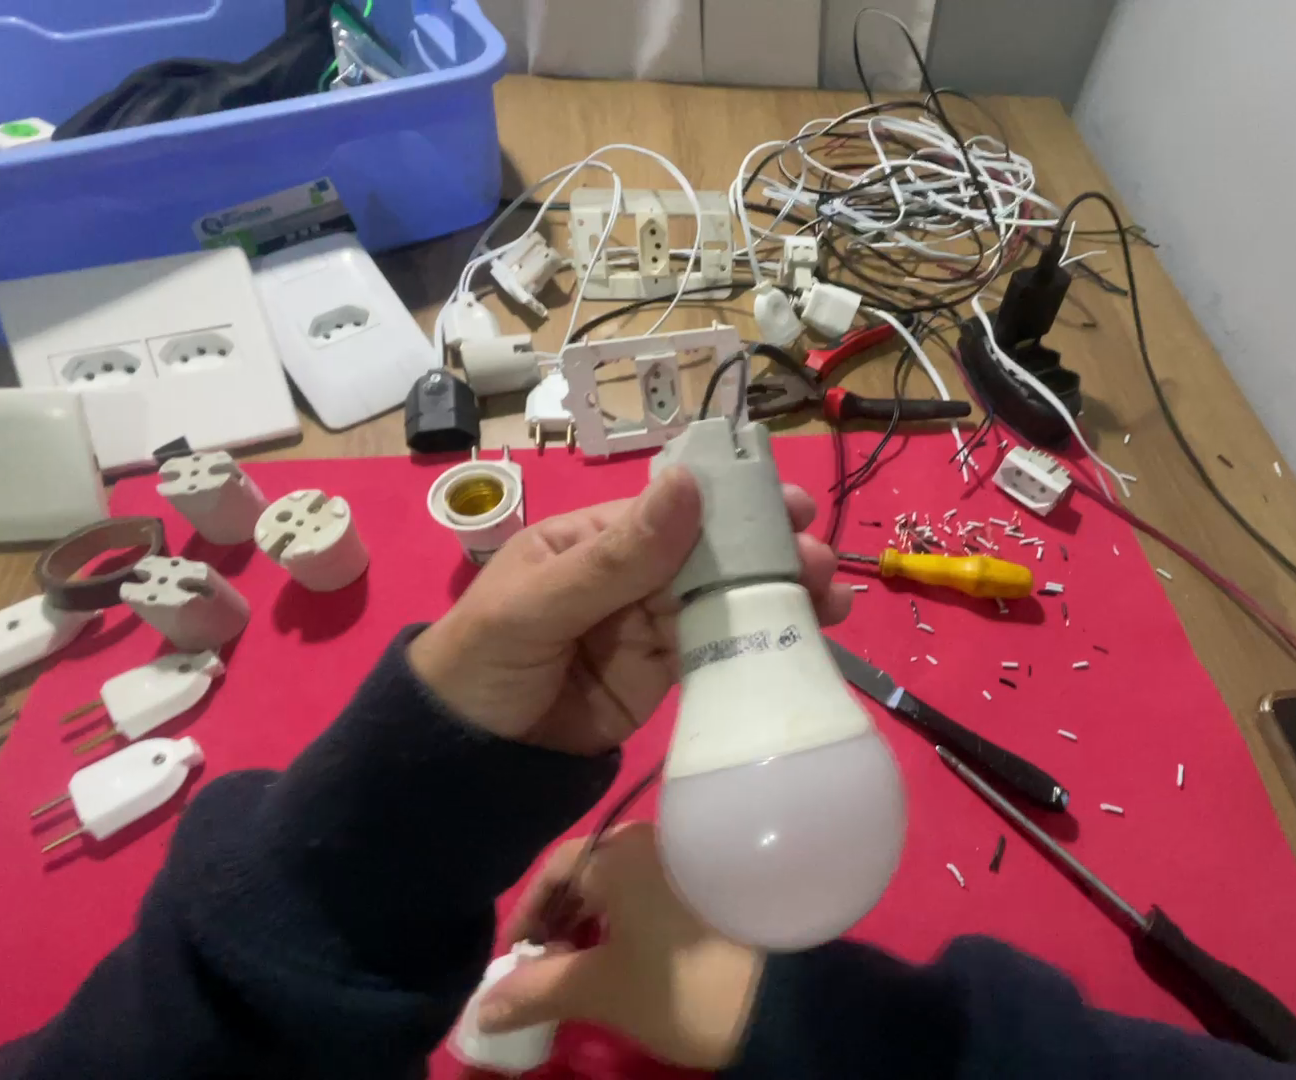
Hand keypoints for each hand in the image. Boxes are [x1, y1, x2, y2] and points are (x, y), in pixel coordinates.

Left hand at [408, 468, 850, 754]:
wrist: (466, 766)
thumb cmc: (481, 664)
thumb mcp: (538, 604)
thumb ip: (615, 556)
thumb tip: (687, 484)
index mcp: (599, 539)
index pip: (676, 510)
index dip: (734, 504)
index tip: (789, 504)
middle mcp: (634, 575)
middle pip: (713, 554)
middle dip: (769, 552)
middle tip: (819, 560)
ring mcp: (653, 625)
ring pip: (726, 600)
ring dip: (778, 595)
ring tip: (829, 599)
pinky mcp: (668, 673)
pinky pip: (720, 651)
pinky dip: (762, 643)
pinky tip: (805, 638)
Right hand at [477, 824, 762, 1067]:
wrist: (776, 1000)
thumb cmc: (677, 985)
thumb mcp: (598, 989)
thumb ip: (534, 991)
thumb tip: (480, 1009)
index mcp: (622, 851)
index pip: (556, 868)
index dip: (526, 915)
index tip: (510, 963)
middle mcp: (652, 842)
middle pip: (587, 874)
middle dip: (557, 924)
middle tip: (539, 975)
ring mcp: (683, 861)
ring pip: (618, 886)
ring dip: (589, 926)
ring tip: (576, 975)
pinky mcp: (705, 884)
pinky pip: (647, 894)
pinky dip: (623, 923)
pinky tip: (619, 960)